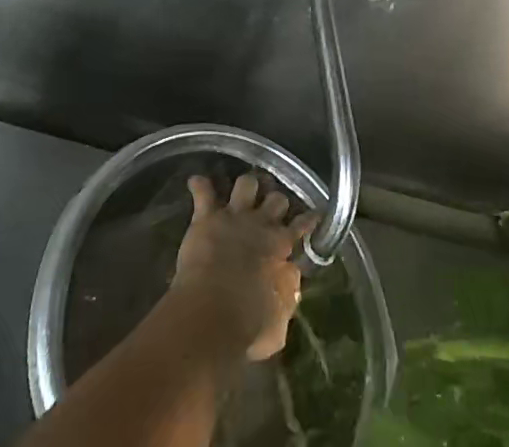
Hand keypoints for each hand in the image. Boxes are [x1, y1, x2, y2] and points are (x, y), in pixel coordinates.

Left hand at [173, 173, 316, 360]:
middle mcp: (261, 224)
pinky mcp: (207, 217)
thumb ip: (288, 297)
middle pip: (277, 198)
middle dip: (276, 200)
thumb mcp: (279, 322)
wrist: (211, 313)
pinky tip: (196, 182)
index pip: (303, 224)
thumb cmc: (248, 325)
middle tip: (271, 207)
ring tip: (243, 191)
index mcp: (282, 246)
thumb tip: (292, 282)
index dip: (309, 218)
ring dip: (246, 186)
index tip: (312, 214)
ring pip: (246, 183)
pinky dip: (199, 185)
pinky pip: (203, 190)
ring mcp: (234, 216)